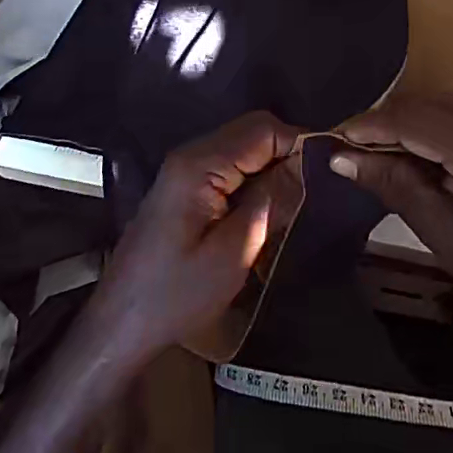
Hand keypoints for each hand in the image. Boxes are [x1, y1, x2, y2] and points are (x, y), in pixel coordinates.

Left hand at [89, 111, 300, 361]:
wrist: (121, 323)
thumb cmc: (178, 294)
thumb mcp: (234, 251)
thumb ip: (271, 200)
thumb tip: (305, 163)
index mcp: (200, 165)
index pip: (261, 129)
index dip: (299, 141)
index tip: (331, 166)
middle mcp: (190, 155)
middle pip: (250, 131)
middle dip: (288, 150)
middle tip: (320, 183)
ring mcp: (184, 169)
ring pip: (241, 147)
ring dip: (272, 164)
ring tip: (302, 193)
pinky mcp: (185, 186)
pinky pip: (228, 165)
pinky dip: (254, 176)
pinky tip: (271, 203)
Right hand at [330, 101, 452, 318]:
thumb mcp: (439, 228)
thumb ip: (390, 183)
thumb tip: (340, 157)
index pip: (411, 120)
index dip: (368, 127)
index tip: (334, 140)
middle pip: (421, 108)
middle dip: (380, 128)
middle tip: (349, 152)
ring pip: (433, 108)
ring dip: (399, 129)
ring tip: (371, 155)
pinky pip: (450, 118)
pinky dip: (422, 132)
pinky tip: (405, 155)